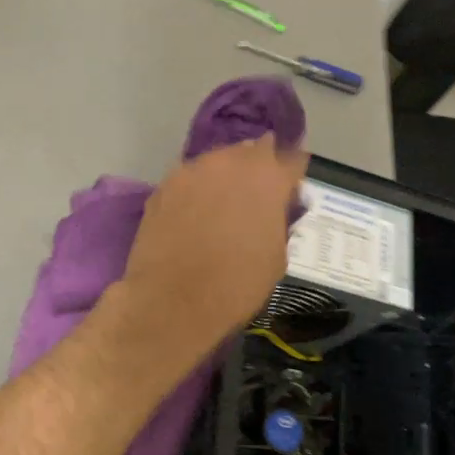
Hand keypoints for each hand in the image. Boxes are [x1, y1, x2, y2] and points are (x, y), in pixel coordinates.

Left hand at [118, 134, 307, 356]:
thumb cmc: (236, 285)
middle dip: (256, 171)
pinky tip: (193, 216)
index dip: (291, 176)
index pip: (292, 159)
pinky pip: (188, 181)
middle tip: (254, 197)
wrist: (173, 301)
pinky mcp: (163, 186)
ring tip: (221, 206)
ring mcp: (192, 171)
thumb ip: (277, 223)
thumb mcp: (277, 257)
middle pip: (251, 153)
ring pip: (216, 163)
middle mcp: (231, 162)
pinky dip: (195, 192)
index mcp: (269, 178)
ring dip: (223, 178)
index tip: (290, 191)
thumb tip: (271, 213)